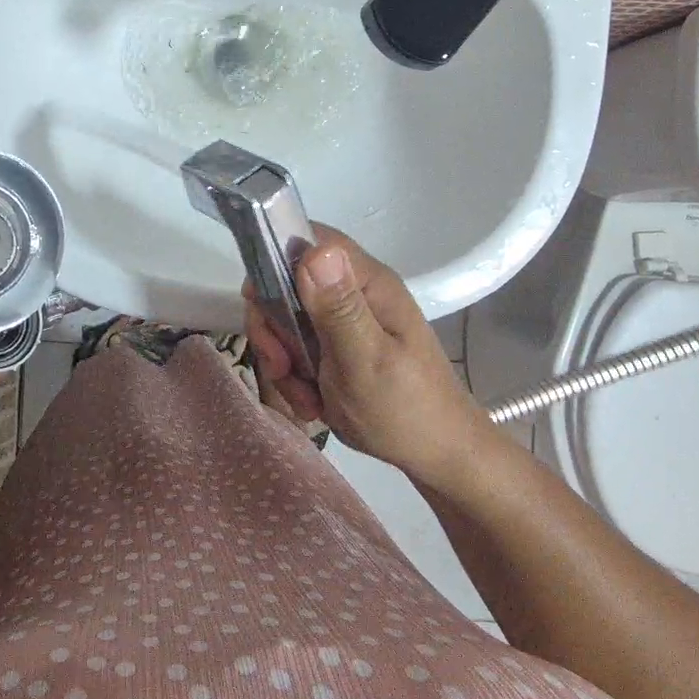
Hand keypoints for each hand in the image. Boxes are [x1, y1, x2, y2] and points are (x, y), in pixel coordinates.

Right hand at [245, 225, 489, 486]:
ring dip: (282, 360)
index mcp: (368, 283)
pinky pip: (295, 347)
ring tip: (305, 396)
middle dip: (273, 328)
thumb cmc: (405, 411)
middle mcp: (354, 292)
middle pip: (285, 283)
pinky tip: (311, 401)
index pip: (308, 240)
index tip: (262, 306)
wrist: (437, 457)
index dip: (274, 263)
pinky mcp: (337, 345)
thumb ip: (337, 308)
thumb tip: (315, 250)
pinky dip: (293, 375)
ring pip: (285, 320)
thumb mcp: (365, 361)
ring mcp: (345, 319)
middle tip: (283, 367)